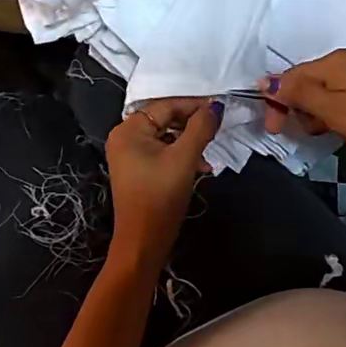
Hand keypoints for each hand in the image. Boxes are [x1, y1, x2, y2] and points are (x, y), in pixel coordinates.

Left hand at [105, 97, 221, 261]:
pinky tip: (200, 165)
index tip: (221, 108)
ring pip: (165, 136)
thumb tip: (215, 106)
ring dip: (189, 140)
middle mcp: (124, 137)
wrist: (144, 240)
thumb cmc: (161, 195)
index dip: (194, 105)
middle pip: (164, 119)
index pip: (166, 105)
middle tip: (217, 129)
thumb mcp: (184, 158)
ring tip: (210, 151)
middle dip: (192, 124)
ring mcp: (128, 155)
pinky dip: (180, 154)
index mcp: (129, 129)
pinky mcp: (137, 170)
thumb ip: (201, 128)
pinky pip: (161, 151)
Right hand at [261, 49, 345, 165]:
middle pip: (306, 82)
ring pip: (325, 93)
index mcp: (334, 61)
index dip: (276, 102)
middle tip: (312, 133)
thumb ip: (299, 94)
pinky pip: (344, 99)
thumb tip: (265, 81)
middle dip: (299, 108)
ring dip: (319, 114)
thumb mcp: (334, 110)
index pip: (289, 76)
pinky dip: (338, 115)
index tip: (275, 131)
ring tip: (332, 133)